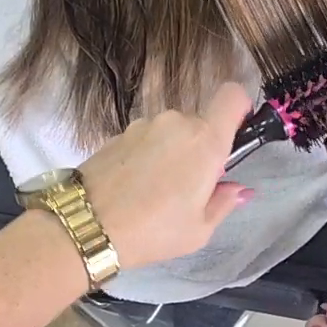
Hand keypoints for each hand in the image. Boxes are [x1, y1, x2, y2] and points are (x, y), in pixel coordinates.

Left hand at [78, 82, 252, 270]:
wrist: (87, 225)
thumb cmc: (152, 231)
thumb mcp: (198, 230)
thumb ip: (224, 202)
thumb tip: (239, 190)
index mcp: (205, 141)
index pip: (232, 95)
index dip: (239, 108)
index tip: (234, 134)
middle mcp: (175, 123)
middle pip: (199, 123)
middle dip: (200, 149)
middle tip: (189, 188)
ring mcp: (143, 125)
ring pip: (170, 132)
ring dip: (171, 153)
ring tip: (156, 192)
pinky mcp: (117, 134)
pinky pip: (145, 140)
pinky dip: (145, 157)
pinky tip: (133, 187)